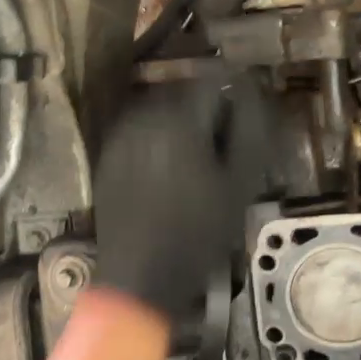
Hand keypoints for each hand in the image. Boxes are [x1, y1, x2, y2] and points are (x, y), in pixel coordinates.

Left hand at [91, 80, 270, 325]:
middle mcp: (142, 117)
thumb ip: (249, 130)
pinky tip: (171, 174)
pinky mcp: (108, 158)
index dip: (236, 96)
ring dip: (183, 125)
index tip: (247, 119)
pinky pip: (141, 134)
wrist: (141, 278)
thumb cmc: (198, 235)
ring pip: (161, 112)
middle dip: (208, 109)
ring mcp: (120, 137)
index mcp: (177, 119)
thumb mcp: (238, 185)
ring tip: (200, 160)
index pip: (214, 82)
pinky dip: (159, 142)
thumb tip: (252, 92)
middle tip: (226, 144)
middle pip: (185, 93)